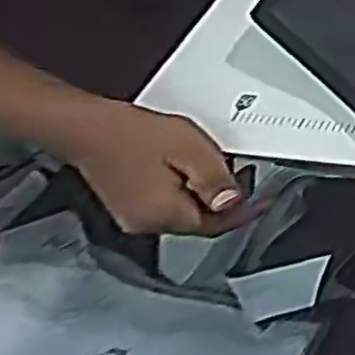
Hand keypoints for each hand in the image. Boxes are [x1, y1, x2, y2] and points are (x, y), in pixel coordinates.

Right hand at [60, 104, 251, 235]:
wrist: (91, 129)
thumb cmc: (139, 136)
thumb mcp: (192, 152)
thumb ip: (215, 180)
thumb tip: (233, 203)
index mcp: (163, 214)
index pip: (214, 226)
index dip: (243, 214)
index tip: (264, 203)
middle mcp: (145, 224)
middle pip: (200, 223)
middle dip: (227, 206)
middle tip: (247, 180)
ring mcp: (133, 217)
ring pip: (186, 215)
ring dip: (209, 199)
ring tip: (224, 171)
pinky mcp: (128, 206)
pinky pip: (169, 207)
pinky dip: (189, 195)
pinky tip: (195, 174)